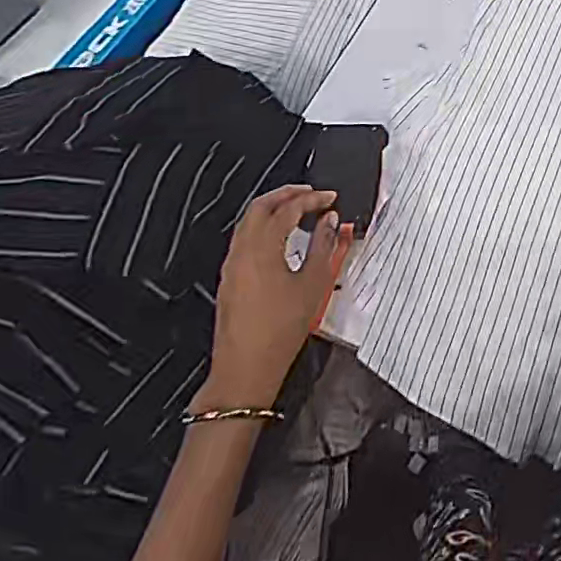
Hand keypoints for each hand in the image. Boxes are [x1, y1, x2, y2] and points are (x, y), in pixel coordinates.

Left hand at [199, 185, 352, 408]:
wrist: (246, 367)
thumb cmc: (280, 330)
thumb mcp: (312, 285)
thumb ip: (323, 247)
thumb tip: (330, 222)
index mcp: (262, 248)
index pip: (287, 209)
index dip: (311, 199)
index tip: (329, 198)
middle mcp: (242, 250)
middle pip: (261, 206)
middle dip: (287, 194)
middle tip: (311, 193)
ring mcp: (232, 264)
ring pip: (249, 220)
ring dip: (273, 208)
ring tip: (297, 209)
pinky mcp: (230, 277)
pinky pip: (244, 237)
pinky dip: (263, 225)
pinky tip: (280, 236)